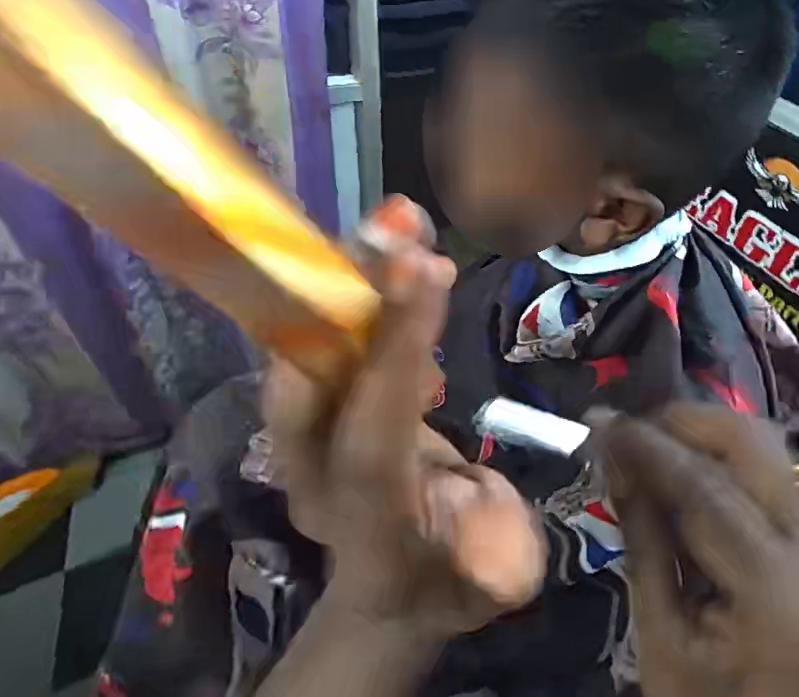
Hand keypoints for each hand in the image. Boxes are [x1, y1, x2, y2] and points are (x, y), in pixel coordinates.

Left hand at [264, 197, 545, 639]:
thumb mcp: (492, 576)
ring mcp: (304, 430)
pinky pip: (325, 329)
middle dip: (353, 295)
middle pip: (315, 373)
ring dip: (352, 274)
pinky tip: (396, 232)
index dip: (397, 351)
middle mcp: (313, 464)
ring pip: (313, 340)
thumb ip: (495, 553)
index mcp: (362, 514)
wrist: (394, 582)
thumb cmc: (452, 577)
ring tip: (397, 215)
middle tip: (396, 225)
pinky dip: (357, 279)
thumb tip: (484, 499)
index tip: (427, 271)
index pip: (370, 427)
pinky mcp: (315, 396)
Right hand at [594, 404, 798, 696]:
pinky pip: (760, 466)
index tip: (596, 421)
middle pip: (747, 440)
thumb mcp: (661, 640)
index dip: (644, 445)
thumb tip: (610, 457)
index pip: (702, 485)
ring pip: (758, 442)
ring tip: (644, 447)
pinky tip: (674, 469)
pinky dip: (713, 453)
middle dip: (679, 421)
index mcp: (774, 587)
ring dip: (696, 432)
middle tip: (624, 432)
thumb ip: (641, 539)